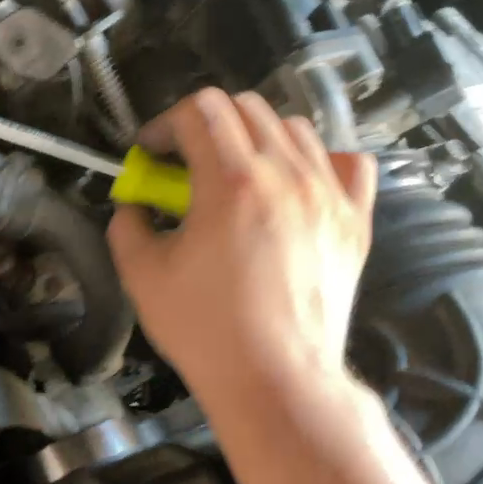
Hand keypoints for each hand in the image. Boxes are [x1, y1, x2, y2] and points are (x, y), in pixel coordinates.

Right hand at [108, 88, 377, 401]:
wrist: (273, 375)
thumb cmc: (203, 329)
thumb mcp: (142, 277)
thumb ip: (128, 227)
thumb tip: (133, 206)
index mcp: (230, 182)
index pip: (200, 110)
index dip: (165, 122)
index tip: (150, 152)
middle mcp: (286, 173)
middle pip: (247, 108)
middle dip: (205, 125)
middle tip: (182, 165)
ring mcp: (329, 193)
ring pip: (294, 128)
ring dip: (254, 139)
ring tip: (234, 178)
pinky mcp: (354, 220)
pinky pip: (345, 161)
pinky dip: (315, 160)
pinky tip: (293, 186)